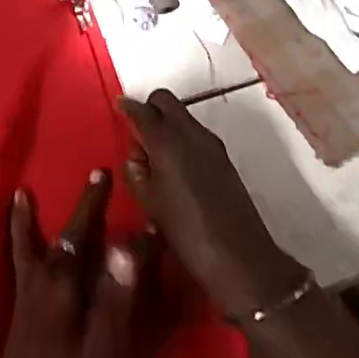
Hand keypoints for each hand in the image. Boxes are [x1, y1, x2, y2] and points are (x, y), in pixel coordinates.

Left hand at [0, 171, 148, 357]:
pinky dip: (14, 241)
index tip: (152, 217)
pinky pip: (16, 260)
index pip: (98, 242)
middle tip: (98, 174)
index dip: (130, 233)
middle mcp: (42, 277)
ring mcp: (27, 292)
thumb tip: (126, 245)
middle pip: (67, 232)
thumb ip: (114, 300)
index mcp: (63, 283)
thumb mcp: (101, 354)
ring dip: (33, 217)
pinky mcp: (20, 309)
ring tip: (23, 194)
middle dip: (86, 205)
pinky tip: (16, 245)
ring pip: (30, 241)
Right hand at [120, 90, 307, 319]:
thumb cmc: (186, 231)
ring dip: (166, 123)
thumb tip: (138, 154)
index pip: (141, 110)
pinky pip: (195, 133)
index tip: (118, 107)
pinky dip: (181, 137)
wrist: (240, 257)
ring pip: (182, 115)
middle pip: (164, 100)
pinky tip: (176, 168)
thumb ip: (135, 170)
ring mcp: (210, 143)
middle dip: (148, 108)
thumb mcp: (148, 202)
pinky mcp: (223, 156)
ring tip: (156, 157)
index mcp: (166, 141)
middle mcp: (189, 133)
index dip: (127, 107)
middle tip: (138, 135)